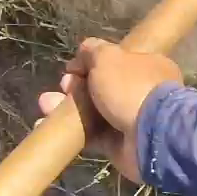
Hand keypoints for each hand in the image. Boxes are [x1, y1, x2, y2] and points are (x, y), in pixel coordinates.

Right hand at [39, 39, 181, 180]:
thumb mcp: (108, 57)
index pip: (114, 63)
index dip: (90, 64)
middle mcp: (140, 92)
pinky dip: (70, 131)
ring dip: (65, 108)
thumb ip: (92, 51)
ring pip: (92, 112)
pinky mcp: (118, 144)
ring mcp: (129, 120)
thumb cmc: (131, 88)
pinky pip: (90, 135)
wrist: (150, 136)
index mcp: (146, 67)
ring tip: (46, 106)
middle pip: (100, 87)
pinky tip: (46, 126)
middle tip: (64, 88)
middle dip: (74, 86)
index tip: (72, 69)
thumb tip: (81, 58)